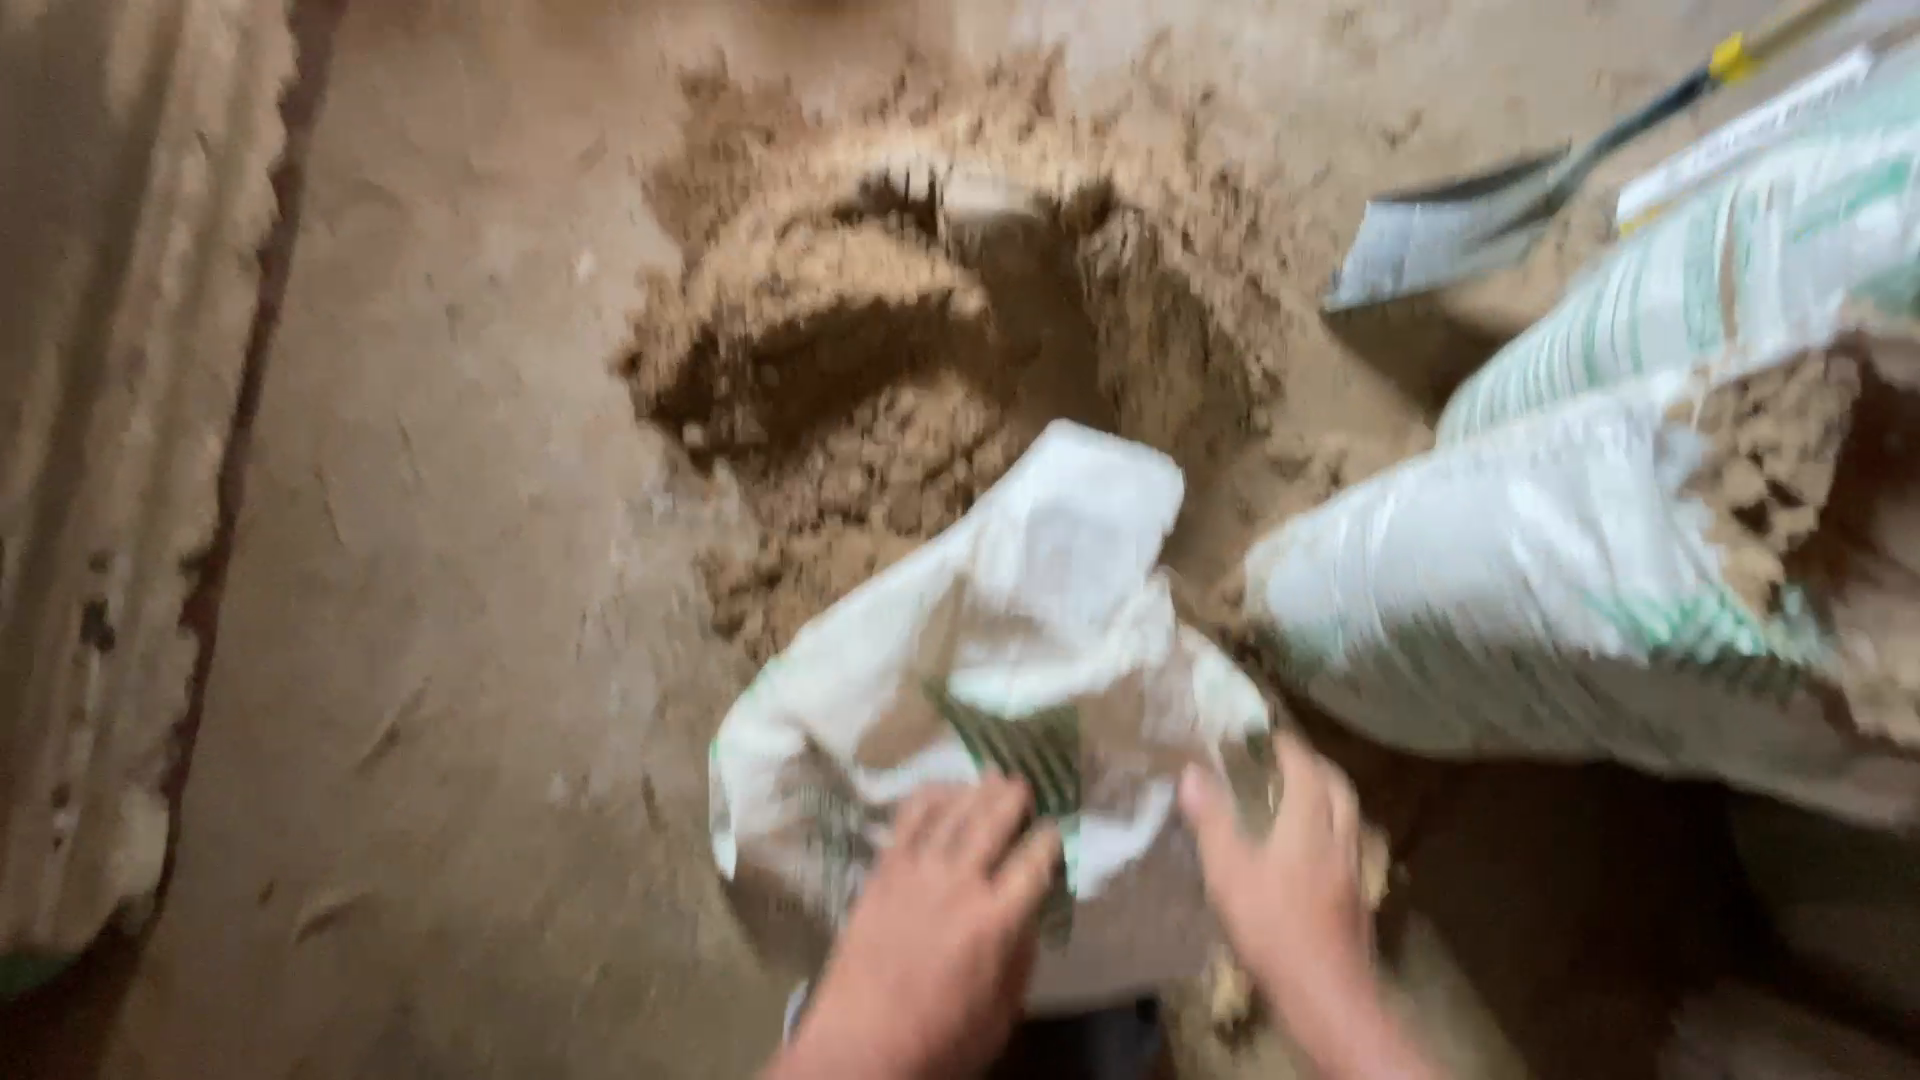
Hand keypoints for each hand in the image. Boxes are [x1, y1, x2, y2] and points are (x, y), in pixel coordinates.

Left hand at [767, 775, 1061, 1079]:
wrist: (860, 1047)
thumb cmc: (939, 1042)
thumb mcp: (1001, 1014)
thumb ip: (1020, 958)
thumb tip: (1029, 915)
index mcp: (996, 922)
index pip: (1034, 863)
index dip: (1048, 839)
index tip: (1055, 827)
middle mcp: (960, 884)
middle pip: (993, 824)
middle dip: (1013, 798)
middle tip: (1024, 783)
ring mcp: (917, 872)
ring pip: (953, 814)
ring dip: (976, 790)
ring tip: (992, 775)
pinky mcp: (884, 871)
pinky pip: (909, 821)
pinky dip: (929, 798)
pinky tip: (941, 789)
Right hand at [1182, 734, 1437, 1078]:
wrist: (1326, 996)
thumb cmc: (1272, 927)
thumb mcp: (1228, 871)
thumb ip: (1211, 819)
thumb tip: (1191, 771)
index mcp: (1309, 826)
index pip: (1306, 771)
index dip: (1290, 748)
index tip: (1270, 734)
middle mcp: (1339, 841)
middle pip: (1339, 789)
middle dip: (1316, 765)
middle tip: (1289, 757)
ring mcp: (1354, 872)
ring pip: (1350, 818)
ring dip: (1329, 795)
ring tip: (1301, 793)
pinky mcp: (1358, 900)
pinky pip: (1350, 844)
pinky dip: (1333, 826)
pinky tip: (1313, 847)